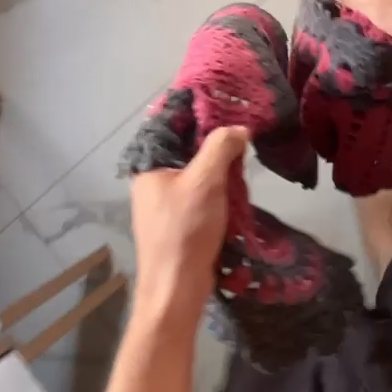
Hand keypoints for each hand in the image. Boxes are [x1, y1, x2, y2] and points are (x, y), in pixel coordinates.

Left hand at [127, 126, 249, 323]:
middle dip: (215, 144)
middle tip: (243, 138)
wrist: (176, 290)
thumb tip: (239, 129)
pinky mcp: (179, 222)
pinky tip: (238, 193)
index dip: (197, 110)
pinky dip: (219, 193)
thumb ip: (221, 147)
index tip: (227, 101)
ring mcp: (165, 203)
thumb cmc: (184, 230)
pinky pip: (201, 196)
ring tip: (243, 166)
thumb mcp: (205, 181)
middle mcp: (152, 179)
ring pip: (197, 173)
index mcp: (148, 164)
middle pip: (187, 148)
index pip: (170, 123)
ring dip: (221, 171)